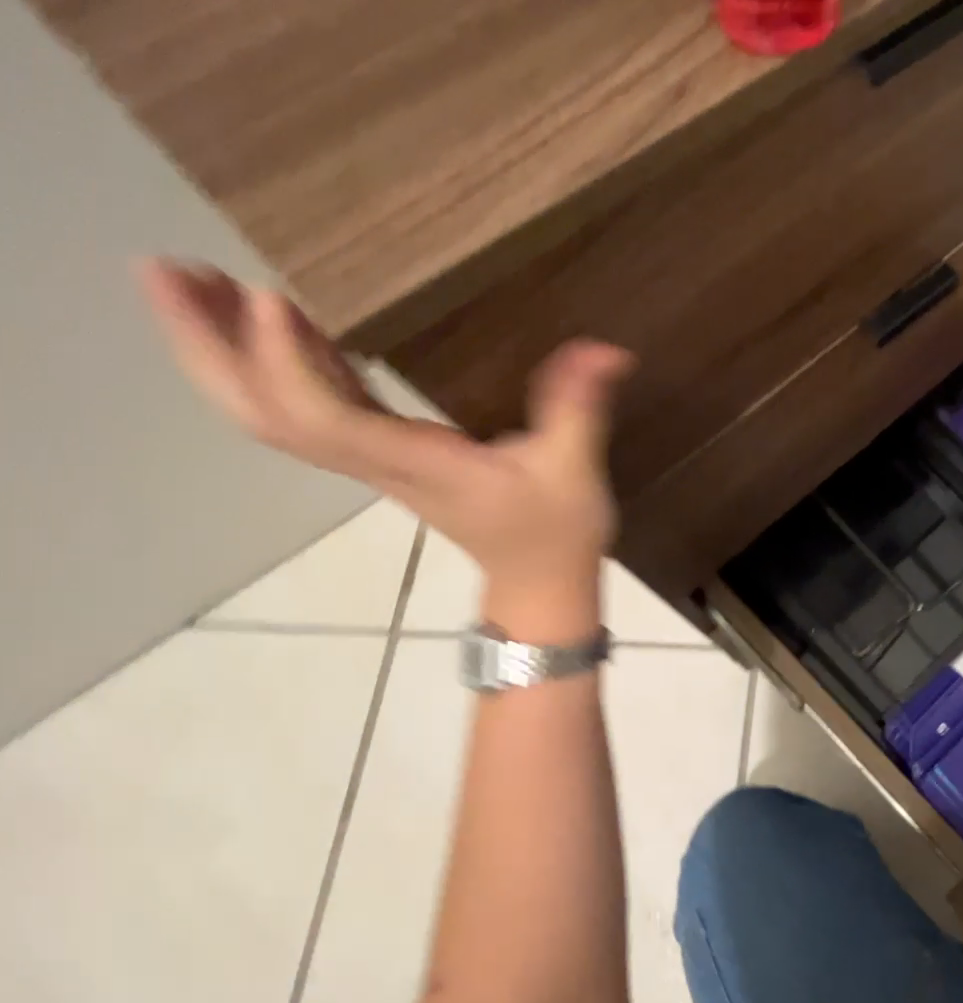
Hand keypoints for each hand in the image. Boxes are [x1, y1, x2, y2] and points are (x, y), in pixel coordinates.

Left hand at [137, 259, 632, 605]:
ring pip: (269, 411)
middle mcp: (372, 461)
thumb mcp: (575, 471)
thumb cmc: (554, 533)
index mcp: (413, 464)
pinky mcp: (381, 453)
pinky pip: (304, 408)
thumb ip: (579, 408)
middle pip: (261, 413)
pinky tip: (267, 320)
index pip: (323, 417)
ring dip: (218, 350)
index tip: (268, 292)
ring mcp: (369, 459)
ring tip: (187, 279)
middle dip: (205, 346)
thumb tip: (606, 350)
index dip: (284, 361)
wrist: (538, 585)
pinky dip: (268, 364)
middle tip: (167, 268)